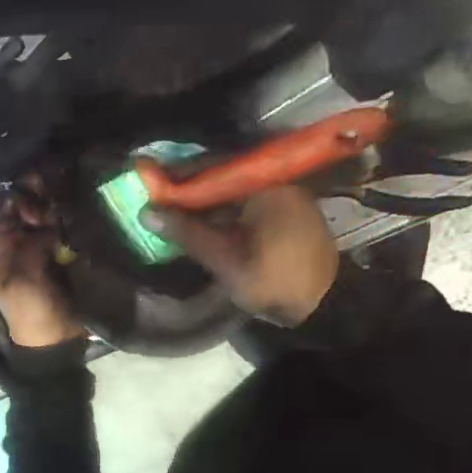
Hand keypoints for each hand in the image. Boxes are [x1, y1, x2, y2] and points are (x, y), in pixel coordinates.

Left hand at [0, 193, 86, 347]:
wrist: (56, 341)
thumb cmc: (32, 311)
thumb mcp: (24, 280)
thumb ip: (30, 247)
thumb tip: (46, 223)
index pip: (0, 215)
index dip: (12, 203)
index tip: (30, 201)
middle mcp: (17, 246)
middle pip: (23, 213)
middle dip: (35, 204)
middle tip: (49, 209)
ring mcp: (40, 250)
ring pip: (44, 220)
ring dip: (53, 212)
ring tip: (62, 211)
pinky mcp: (62, 255)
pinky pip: (62, 232)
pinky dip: (67, 225)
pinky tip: (73, 218)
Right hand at [145, 186, 339, 324]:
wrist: (324, 306)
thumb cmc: (273, 280)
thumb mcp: (224, 259)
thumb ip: (186, 232)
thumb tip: (146, 212)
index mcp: (265, 184)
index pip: (213, 166)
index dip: (179, 174)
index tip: (152, 181)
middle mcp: (278, 181)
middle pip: (225, 176)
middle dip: (192, 187)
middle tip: (160, 197)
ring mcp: (287, 196)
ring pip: (237, 190)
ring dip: (209, 200)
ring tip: (177, 211)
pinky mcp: (290, 213)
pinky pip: (250, 202)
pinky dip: (227, 210)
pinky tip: (206, 222)